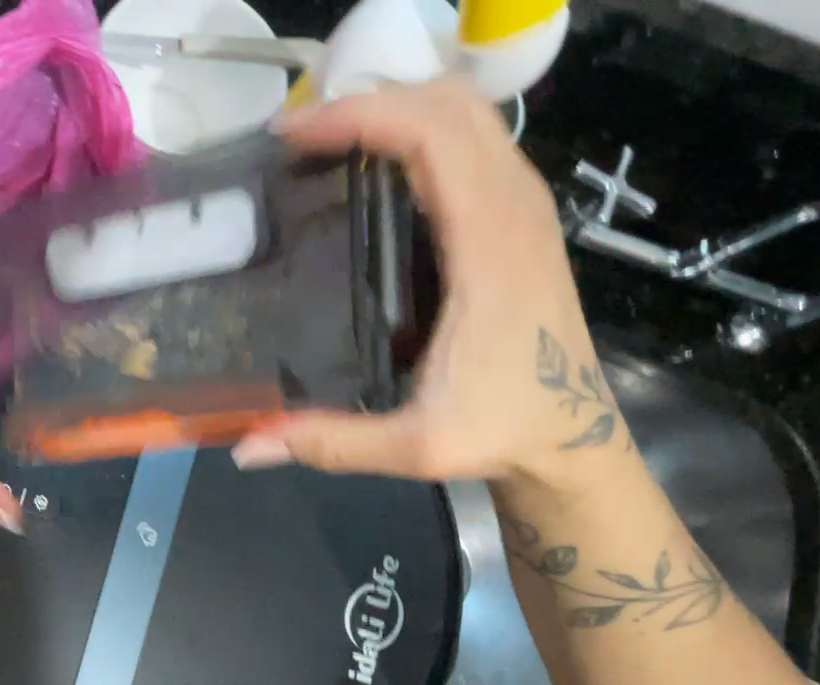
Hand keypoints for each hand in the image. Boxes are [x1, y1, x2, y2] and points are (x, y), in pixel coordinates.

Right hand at [233, 79, 625, 489]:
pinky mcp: (518, 218)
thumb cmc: (503, 429)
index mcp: (490, 248)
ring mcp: (522, 208)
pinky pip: (472, 143)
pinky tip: (372, 168)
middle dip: (372, 100)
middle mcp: (515, 209)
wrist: (573, 433)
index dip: (362, 116)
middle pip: (452, 104)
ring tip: (325, 143)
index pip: (434, 137)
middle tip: (298, 135)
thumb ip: (330, 443)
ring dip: (396, 110)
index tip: (293, 133)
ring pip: (467, 115)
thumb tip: (246, 448)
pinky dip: (419, 132)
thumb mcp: (413, 446)